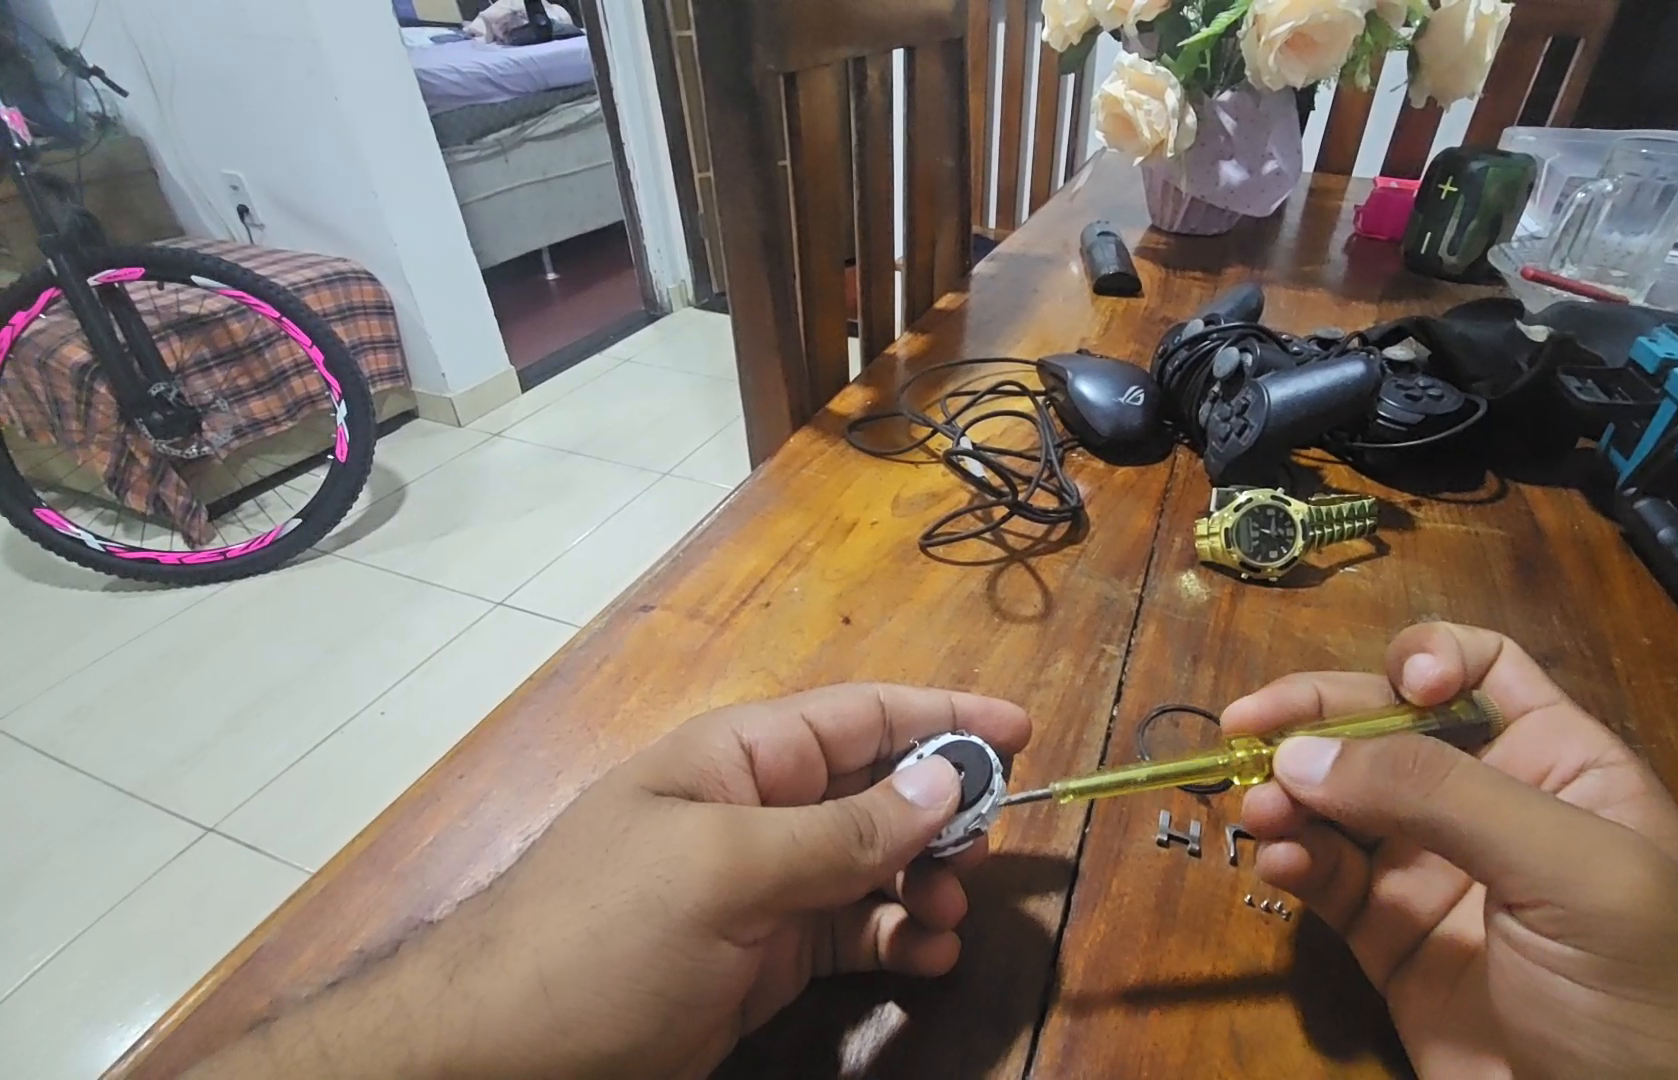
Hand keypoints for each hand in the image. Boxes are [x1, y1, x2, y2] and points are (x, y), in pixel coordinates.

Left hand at [189, 685, 1028, 1079]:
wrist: (490, 1070)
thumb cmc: (606, 936)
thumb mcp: (727, 871)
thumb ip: (843, 830)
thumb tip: (946, 781)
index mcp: (749, 756)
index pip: (864, 717)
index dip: (944, 717)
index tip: (1018, 729)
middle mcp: (768, 807)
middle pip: (881, 788)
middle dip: (942, 810)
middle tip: (989, 845)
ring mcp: (772, 882)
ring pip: (878, 861)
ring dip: (924, 881)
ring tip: (949, 914)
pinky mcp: (773, 951)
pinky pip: (856, 927)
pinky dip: (895, 937)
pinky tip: (924, 956)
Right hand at [1222, 623, 1677, 1079]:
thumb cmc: (1656, 1003)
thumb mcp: (1578, 876)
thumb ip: (1441, 794)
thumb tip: (1299, 755)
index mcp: (1552, 763)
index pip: (1482, 668)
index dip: (1429, 657)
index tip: (1397, 686)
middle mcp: (1479, 798)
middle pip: (1376, 721)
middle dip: (1312, 717)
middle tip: (1244, 727)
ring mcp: (1424, 863)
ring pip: (1332, 792)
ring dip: (1286, 792)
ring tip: (1260, 813)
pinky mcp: (1382, 926)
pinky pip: (1321, 869)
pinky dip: (1293, 858)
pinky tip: (1283, 867)